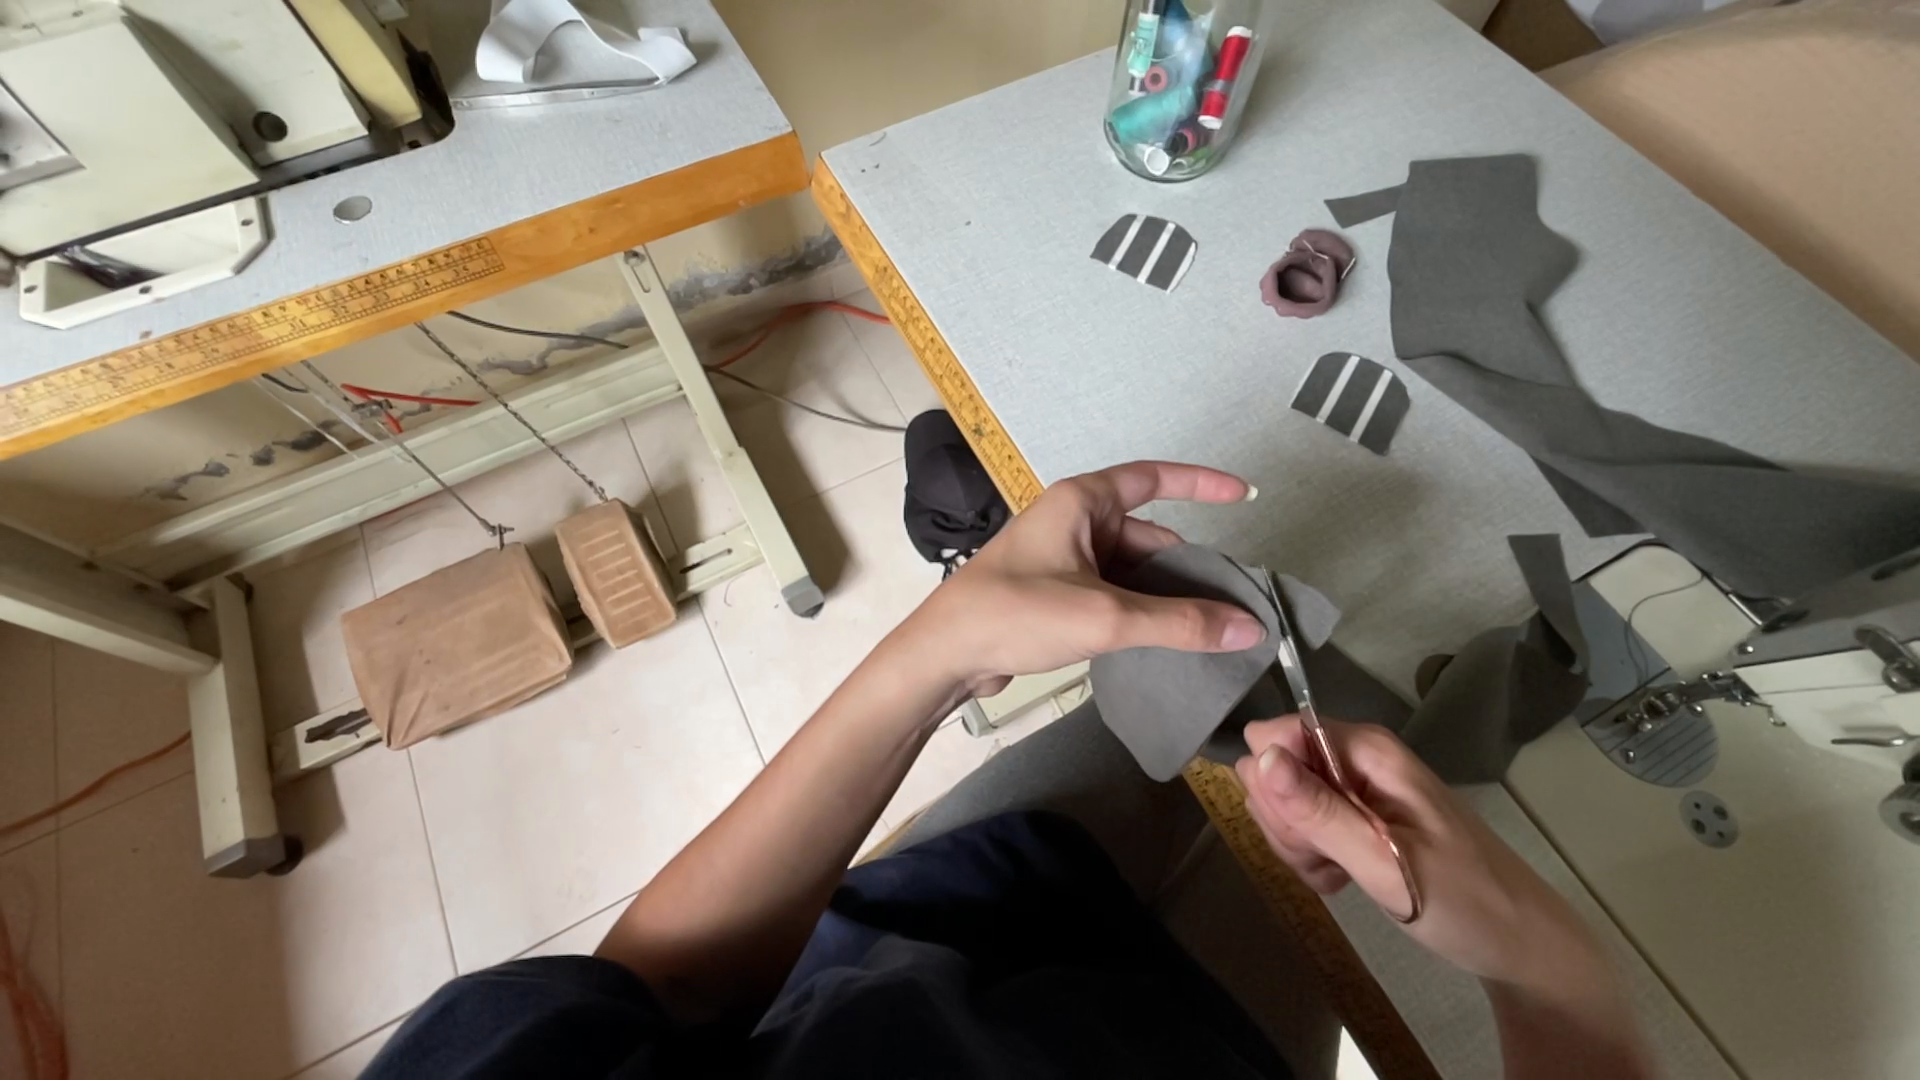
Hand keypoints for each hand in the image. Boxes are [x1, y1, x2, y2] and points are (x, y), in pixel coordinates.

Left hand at [905, 461, 1265, 697]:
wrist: (944, 654)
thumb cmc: (1017, 614)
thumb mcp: (1104, 616)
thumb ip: (1179, 622)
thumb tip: (1249, 628)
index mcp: (1081, 502)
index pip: (1152, 478)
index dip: (1201, 483)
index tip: (1244, 495)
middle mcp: (1071, 521)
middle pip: (1146, 534)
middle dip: (1185, 566)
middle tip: (1230, 604)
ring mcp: (1060, 557)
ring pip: (1128, 569)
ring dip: (1161, 596)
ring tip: (1205, 630)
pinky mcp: (1051, 592)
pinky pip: (1108, 591)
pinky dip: (1135, 611)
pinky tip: (1159, 640)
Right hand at [1234, 717, 1602, 989]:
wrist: (1522, 944)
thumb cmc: (1465, 903)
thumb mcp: (1385, 864)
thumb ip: (1318, 811)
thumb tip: (1259, 756)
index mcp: (1365, 749)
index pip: (1271, 736)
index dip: (1275, 784)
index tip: (1307, 831)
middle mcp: (1353, 754)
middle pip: (1271, 768)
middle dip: (1285, 820)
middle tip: (1327, 858)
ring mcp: (1352, 782)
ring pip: (1279, 797)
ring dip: (1296, 841)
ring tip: (1340, 871)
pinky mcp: (1352, 809)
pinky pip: (1299, 820)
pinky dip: (1309, 853)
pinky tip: (1340, 875)